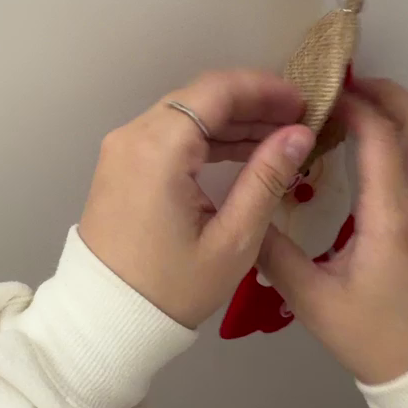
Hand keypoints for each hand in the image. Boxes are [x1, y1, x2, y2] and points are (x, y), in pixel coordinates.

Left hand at [79, 70, 314, 328]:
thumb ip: (267, 178)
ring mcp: (123, 147)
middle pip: (200, 97)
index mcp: (158, 149)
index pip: (216, 91)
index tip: (302, 101)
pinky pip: (169, 133)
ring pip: (185, 113)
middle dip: (252, 103)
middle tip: (297, 118)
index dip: (263, 88)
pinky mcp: (121, 163)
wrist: (105, 319)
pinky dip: (206, 137)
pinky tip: (243, 150)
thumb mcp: (232, 240)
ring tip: (279, 136)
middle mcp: (134, 135)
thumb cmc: (171, 288)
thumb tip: (298, 133)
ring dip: (231, 120)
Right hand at [257, 78, 407, 384]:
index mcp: (392, 222)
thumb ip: (275, 253)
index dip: (355, 106)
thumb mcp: (312, 302)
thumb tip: (247, 210)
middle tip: (351, 88)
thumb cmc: (373, 338)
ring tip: (375, 104)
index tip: (325, 99)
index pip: (381, 139)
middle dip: (388, 94)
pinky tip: (403, 139)